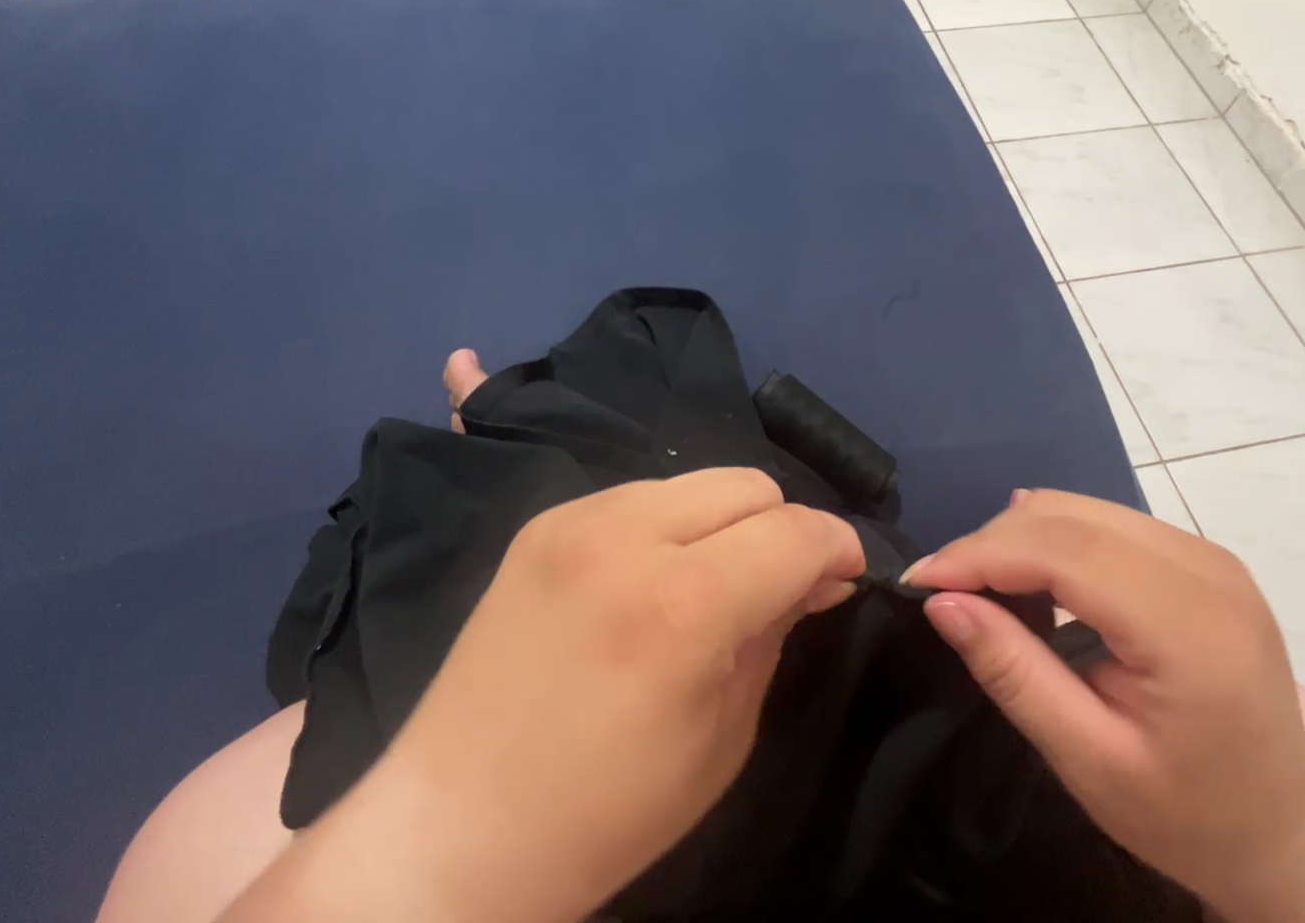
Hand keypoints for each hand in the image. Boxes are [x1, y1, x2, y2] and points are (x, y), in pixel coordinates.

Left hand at [335, 468, 864, 922]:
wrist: (460, 822)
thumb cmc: (608, 810)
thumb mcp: (724, 736)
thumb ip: (775, 634)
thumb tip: (814, 578)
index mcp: (681, 603)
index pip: (796, 531)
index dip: (839, 548)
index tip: (844, 578)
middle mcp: (625, 536)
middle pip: (748, 484)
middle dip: (783, 528)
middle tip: (779, 586)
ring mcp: (573, 521)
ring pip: (693, 481)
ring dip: (724, 523)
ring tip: (711, 582)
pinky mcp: (540, 524)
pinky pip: (637, 497)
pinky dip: (669, 525)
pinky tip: (651, 579)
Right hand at [905, 489, 1304, 918]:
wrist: (1285, 824)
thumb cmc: (1187, 811)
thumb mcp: (1088, 758)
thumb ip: (1014, 673)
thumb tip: (941, 602)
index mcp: (1192, 630)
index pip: (1066, 552)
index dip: (982, 555)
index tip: (920, 582)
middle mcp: (1207, 570)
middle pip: (1069, 517)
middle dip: (990, 543)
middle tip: (941, 592)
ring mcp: (1207, 556)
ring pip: (1080, 508)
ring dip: (1014, 538)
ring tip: (978, 589)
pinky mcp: (1197, 557)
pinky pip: (1101, 520)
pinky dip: (1047, 539)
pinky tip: (1025, 577)